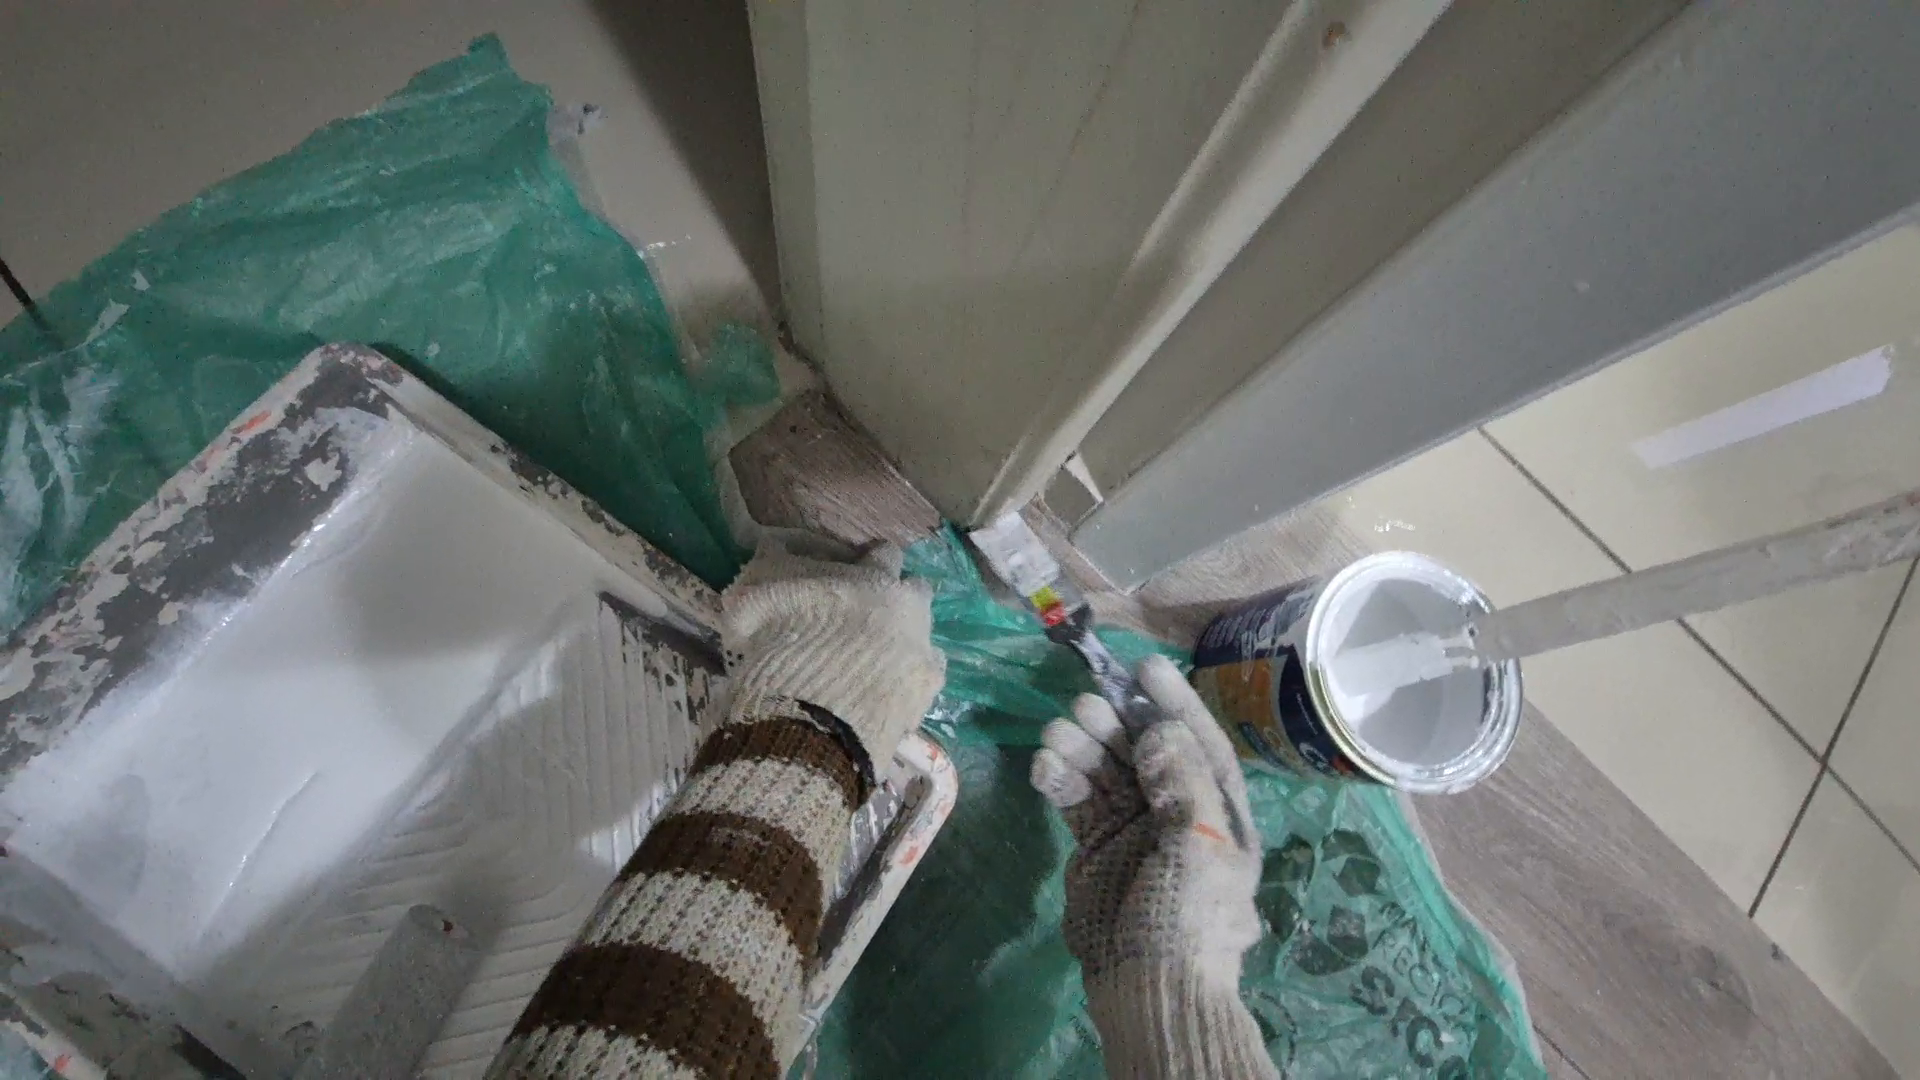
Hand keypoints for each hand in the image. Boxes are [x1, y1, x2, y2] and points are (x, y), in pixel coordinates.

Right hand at [721, 537, 945, 766]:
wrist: (813, 716)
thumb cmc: (785, 648)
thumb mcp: (759, 607)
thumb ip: (766, 588)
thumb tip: (749, 580)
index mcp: (875, 579)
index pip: (886, 553)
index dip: (872, 560)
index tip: (860, 570)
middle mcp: (910, 609)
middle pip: (917, 589)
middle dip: (900, 597)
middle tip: (872, 615)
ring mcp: (924, 652)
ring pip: (925, 636)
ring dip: (906, 641)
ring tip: (876, 660)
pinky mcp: (928, 693)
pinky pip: (925, 679)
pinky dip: (908, 681)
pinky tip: (887, 691)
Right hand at [1031, 654, 1275, 1079]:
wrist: (1147, 987)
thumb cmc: (1189, 917)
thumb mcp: (1202, 848)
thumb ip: (1182, 782)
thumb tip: (1157, 730)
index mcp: (1218, 811)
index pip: (1199, 743)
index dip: (1174, 702)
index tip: (1145, 667)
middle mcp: (1176, 810)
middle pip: (1143, 750)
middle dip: (1116, 723)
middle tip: (1087, 704)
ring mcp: (1132, 825)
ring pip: (1105, 769)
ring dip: (1081, 746)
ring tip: (1058, 732)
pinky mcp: (1095, 842)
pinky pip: (1076, 797)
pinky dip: (1059, 777)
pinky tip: (1044, 766)